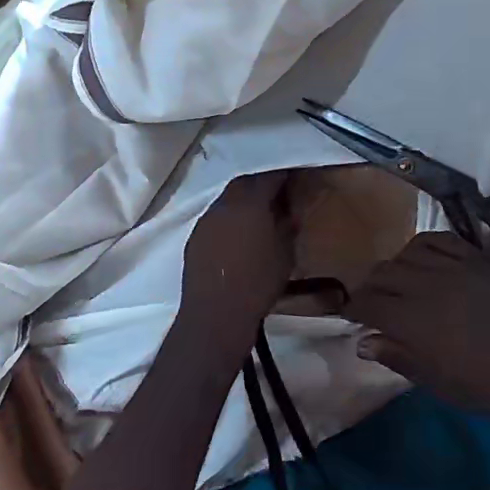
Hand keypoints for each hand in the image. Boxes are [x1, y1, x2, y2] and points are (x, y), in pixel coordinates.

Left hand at [180, 171, 297, 331]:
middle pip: (244, 182)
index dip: (282, 175)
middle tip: (276, 192)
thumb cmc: (258, 283)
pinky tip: (238, 232)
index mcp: (250, 203)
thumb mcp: (285, 254)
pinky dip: (229, 217)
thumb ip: (287, 226)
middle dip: (260, 182)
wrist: (216, 314)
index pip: (269, 177)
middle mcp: (225, 204)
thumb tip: (288, 211)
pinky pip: (216, 217)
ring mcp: (206, 220)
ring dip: (242, 199)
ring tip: (258, 212)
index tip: (293, 177)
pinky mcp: (195, 236)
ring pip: (227, 198)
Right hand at [345, 232, 489, 450]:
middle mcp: (425, 284)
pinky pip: (439, 240)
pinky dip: (423, 247)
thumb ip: (400, 357)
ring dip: (395, 267)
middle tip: (373, 306)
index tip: (353, 318)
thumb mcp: (440, 383)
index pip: (366, 303)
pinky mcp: (477, 257)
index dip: (354, 309)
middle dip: (370, 289)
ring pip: (406, 253)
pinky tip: (425, 260)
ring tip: (399, 284)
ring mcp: (453, 266)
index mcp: (411, 320)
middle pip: (382, 274)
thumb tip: (365, 343)